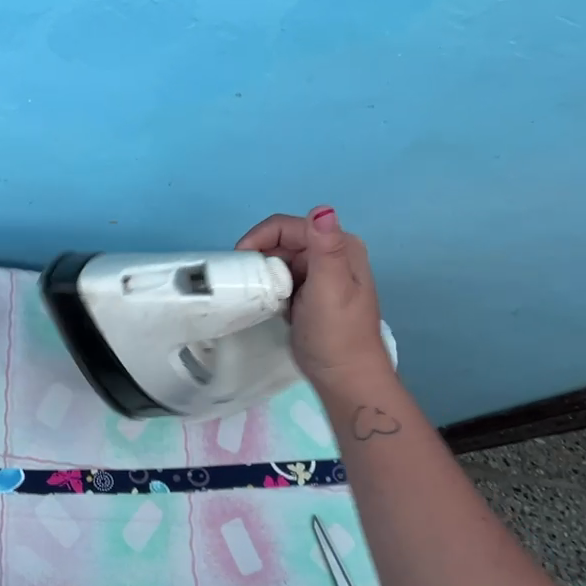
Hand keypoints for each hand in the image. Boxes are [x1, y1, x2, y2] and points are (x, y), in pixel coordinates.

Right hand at [236, 206, 391, 387]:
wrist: (343, 376)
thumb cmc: (337, 333)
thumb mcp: (330, 288)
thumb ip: (325, 248)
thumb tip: (323, 209)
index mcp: (340, 246)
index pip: (287, 226)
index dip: (260, 238)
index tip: (242, 261)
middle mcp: (330, 253)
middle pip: (279, 239)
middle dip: (259, 256)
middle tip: (250, 282)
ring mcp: (318, 272)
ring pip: (276, 258)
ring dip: (262, 272)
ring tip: (257, 292)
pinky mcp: (306, 290)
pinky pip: (278, 275)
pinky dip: (267, 283)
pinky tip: (266, 299)